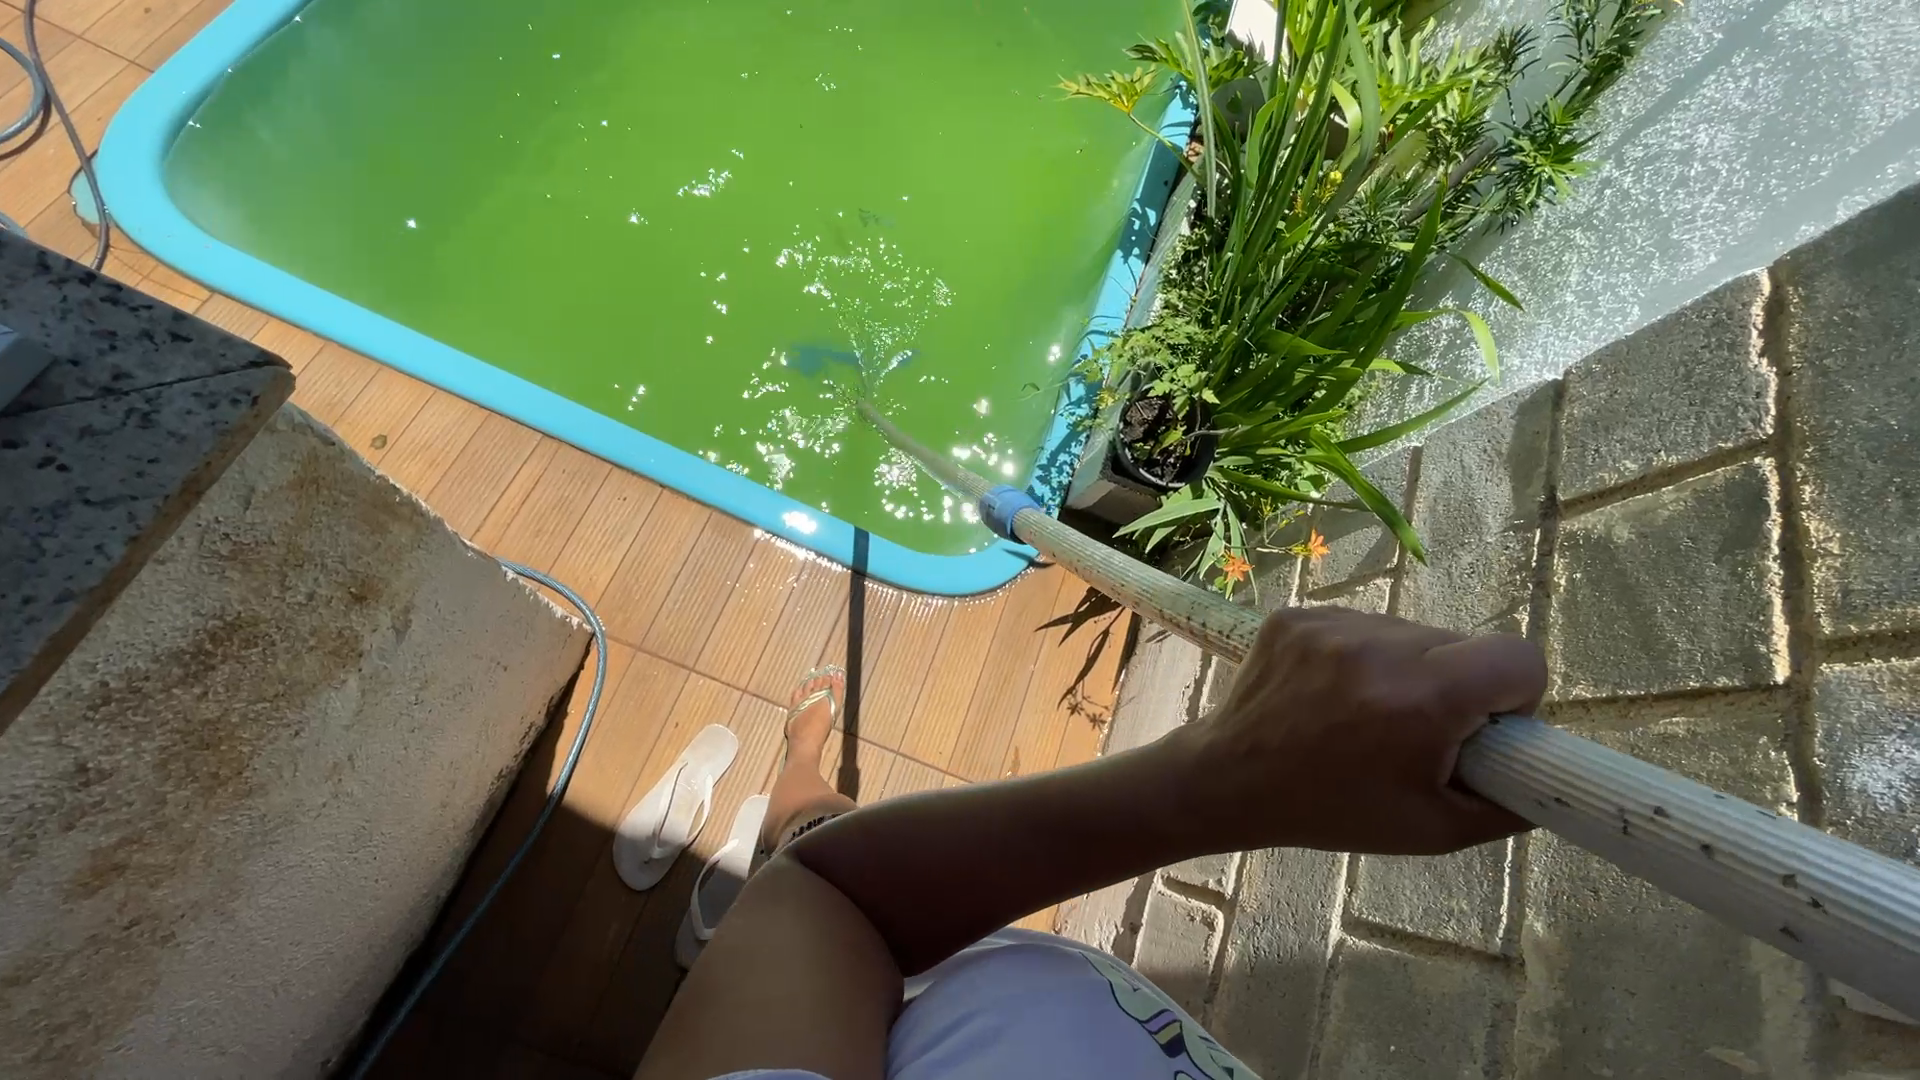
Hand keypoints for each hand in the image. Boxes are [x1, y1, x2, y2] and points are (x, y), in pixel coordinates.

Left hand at [1186, 606, 1543, 855]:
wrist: (1230, 777)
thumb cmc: (1332, 809)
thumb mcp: (1434, 828)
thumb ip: (1509, 802)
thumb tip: (1544, 769)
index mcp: (1419, 698)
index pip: (1518, 656)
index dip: (1513, 695)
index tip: (1481, 727)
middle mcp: (1376, 646)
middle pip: (1461, 643)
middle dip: (1456, 683)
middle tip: (1415, 728)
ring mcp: (1328, 624)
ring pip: (1408, 631)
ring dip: (1406, 665)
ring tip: (1365, 710)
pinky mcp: (1295, 615)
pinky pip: (1358, 624)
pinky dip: (1360, 654)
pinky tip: (1331, 691)